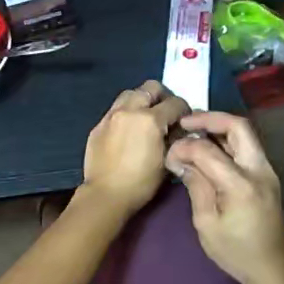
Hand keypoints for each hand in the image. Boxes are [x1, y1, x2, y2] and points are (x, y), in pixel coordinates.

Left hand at [81, 81, 191, 216]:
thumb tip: (179, 129)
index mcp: (150, 119)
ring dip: (142, 101)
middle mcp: (129, 110)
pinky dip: (126, 113)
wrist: (105, 195)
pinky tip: (128, 129)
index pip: (175, 103)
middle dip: (163, 97)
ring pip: (130, 94)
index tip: (185, 120)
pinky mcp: (98, 125)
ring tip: (146, 118)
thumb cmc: (141, 183)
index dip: (185, 110)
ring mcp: (111, 116)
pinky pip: (115, 109)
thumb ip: (175, 139)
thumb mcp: (167, 161)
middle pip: (151, 88)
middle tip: (166, 113)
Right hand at [166, 112, 283, 283]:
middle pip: (238, 126)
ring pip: (245, 133)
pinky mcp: (266, 175)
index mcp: (241, 185)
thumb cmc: (237, 252)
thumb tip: (181, 160)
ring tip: (193, 131)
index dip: (184, 147)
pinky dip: (226, 140)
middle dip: (209, 118)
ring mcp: (266, 170)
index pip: (208, 150)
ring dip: (219, 127)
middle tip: (184, 123)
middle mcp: (259, 170)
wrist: (274, 268)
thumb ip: (196, 186)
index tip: (168, 155)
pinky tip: (208, 148)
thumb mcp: (206, 224)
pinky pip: (246, 146)